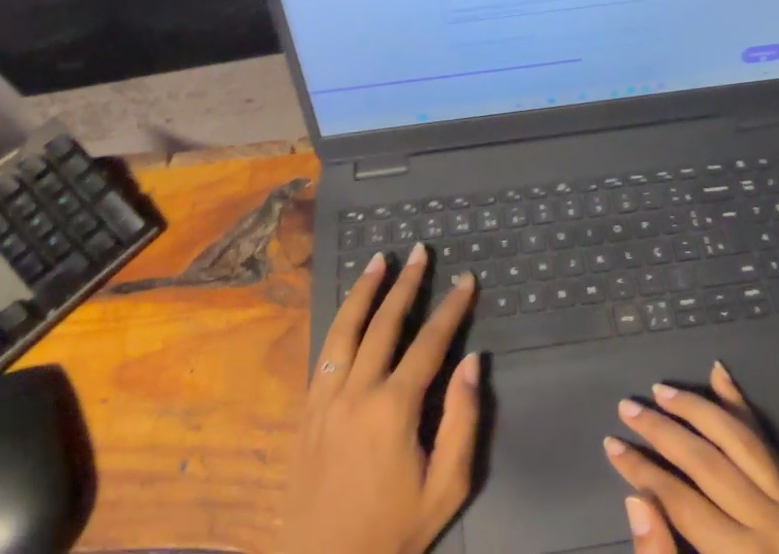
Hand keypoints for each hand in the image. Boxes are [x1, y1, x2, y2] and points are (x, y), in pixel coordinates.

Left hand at [279, 244, 482, 553]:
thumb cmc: (395, 528)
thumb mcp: (446, 485)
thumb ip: (462, 420)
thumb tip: (472, 361)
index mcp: (394, 409)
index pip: (429, 344)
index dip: (450, 309)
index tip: (465, 280)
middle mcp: (356, 391)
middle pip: (384, 324)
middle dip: (405, 285)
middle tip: (420, 252)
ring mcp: (324, 398)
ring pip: (345, 330)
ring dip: (364, 291)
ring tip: (378, 260)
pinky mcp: (306, 411)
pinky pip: (324, 354)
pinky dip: (339, 324)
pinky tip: (348, 311)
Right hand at [604, 361, 778, 553]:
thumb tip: (636, 500)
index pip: (681, 500)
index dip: (643, 471)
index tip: (611, 444)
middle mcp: (770, 524)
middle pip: (708, 463)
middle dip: (663, 432)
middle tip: (628, 407)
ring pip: (740, 440)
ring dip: (699, 409)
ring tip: (662, 391)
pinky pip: (767, 441)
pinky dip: (742, 406)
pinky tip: (719, 375)